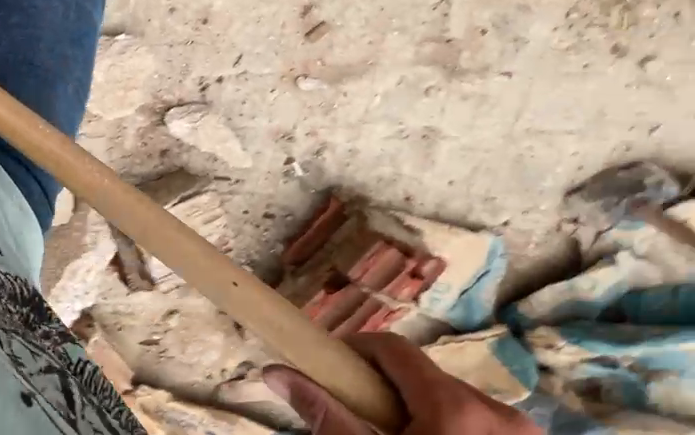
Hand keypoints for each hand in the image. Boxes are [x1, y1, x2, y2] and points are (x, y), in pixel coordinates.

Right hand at [264, 334, 537, 434]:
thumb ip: (326, 414)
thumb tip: (273, 372)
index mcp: (455, 406)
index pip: (393, 347)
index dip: (357, 349)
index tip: (335, 370)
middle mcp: (500, 412)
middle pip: (427, 376)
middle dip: (392, 389)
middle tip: (367, 417)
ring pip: (460, 402)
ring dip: (428, 412)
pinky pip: (488, 427)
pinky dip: (460, 432)